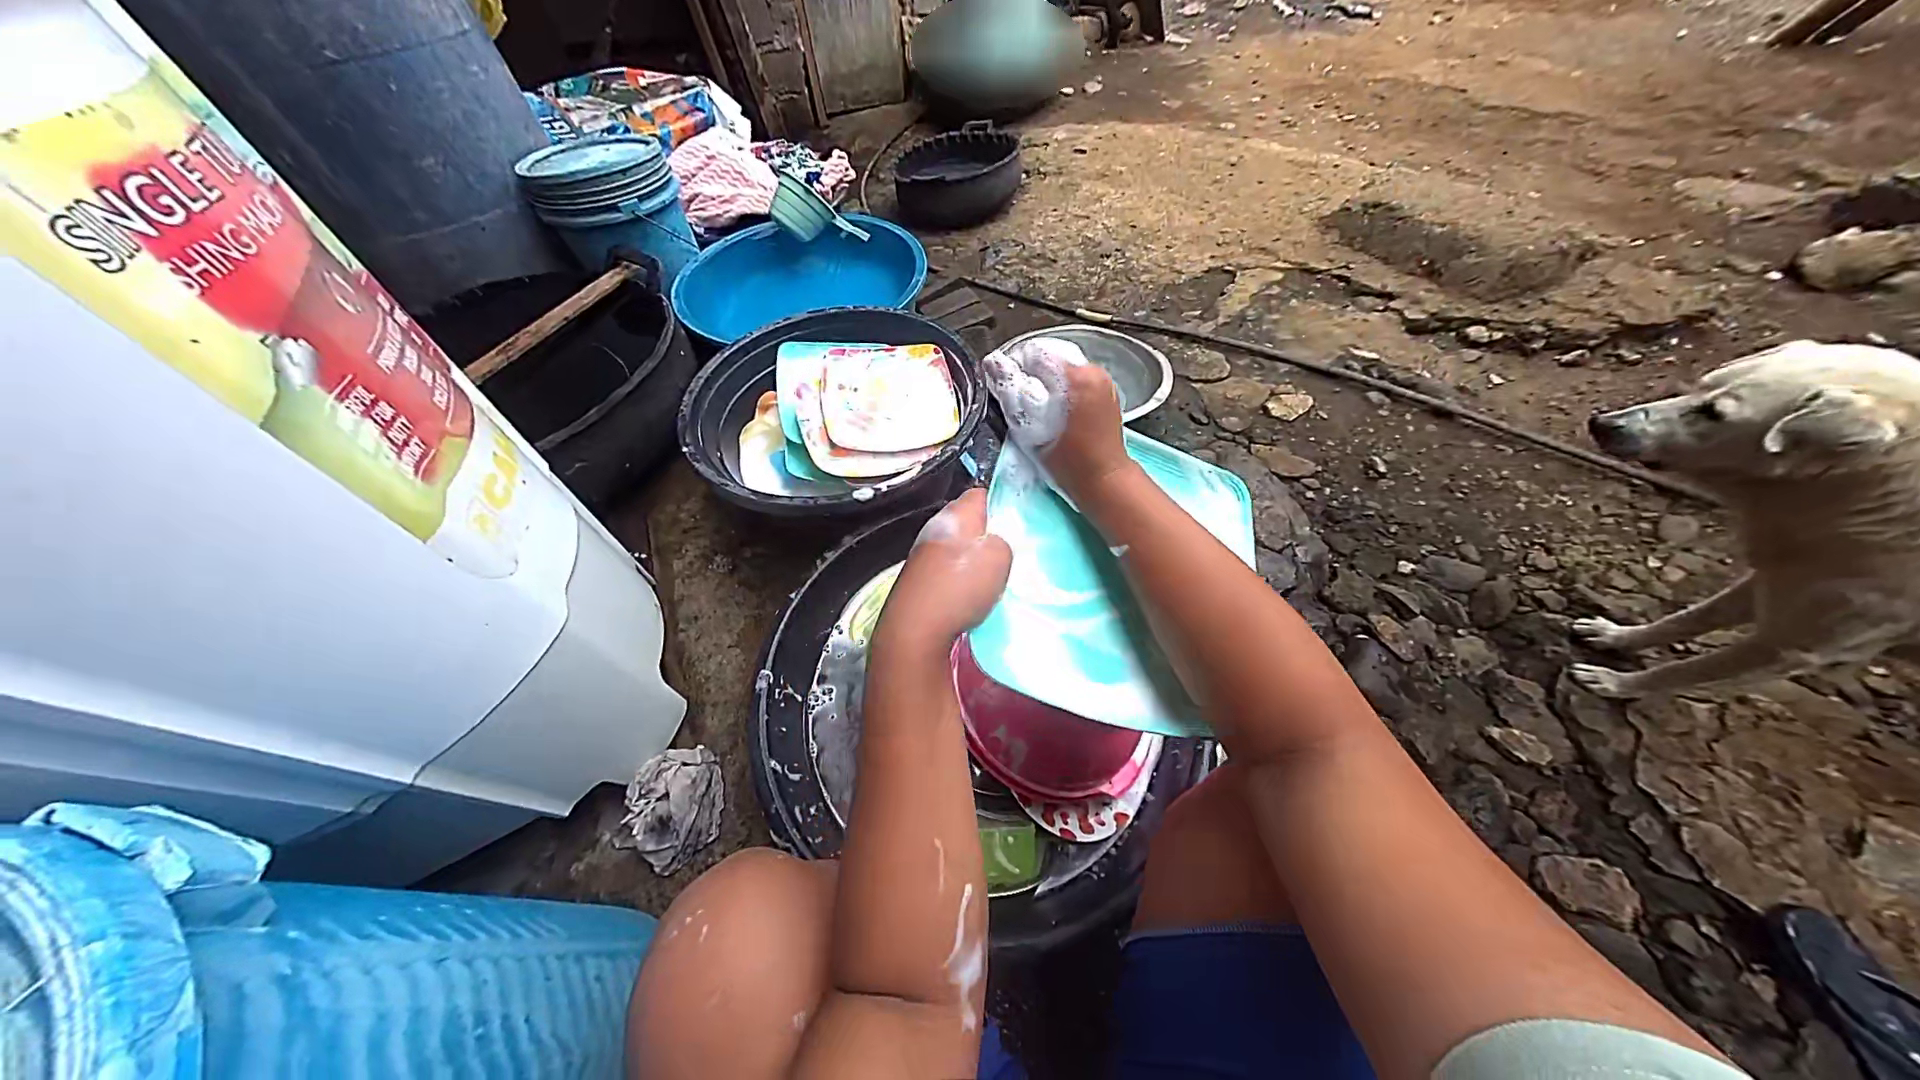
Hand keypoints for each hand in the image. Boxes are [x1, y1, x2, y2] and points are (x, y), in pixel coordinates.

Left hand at [874, 489, 1011, 652]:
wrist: (915, 630)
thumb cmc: (958, 588)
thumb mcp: (1000, 557)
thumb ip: (1002, 541)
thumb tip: (993, 544)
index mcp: (954, 514)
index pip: (981, 493)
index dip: (1002, 502)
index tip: (1017, 520)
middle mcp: (935, 528)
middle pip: (969, 522)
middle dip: (989, 535)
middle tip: (1009, 552)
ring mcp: (923, 555)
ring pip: (958, 547)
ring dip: (974, 560)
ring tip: (993, 578)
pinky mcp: (918, 580)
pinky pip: (948, 570)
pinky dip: (960, 580)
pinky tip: (971, 597)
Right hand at [982, 338, 1132, 503]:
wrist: (1103, 480)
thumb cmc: (1069, 462)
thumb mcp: (1031, 429)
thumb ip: (1012, 394)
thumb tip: (994, 365)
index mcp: (1076, 376)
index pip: (1036, 351)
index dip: (1016, 366)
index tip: (1008, 385)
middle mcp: (1093, 372)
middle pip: (1052, 356)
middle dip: (1033, 373)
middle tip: (1020, 398)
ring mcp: (1103, 381)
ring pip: (1064, 367)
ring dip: (1047, 380)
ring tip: (1037, 406)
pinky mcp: (1106, 392)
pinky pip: (1077, 379)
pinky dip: (1063, 388)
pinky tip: (1055, 410)